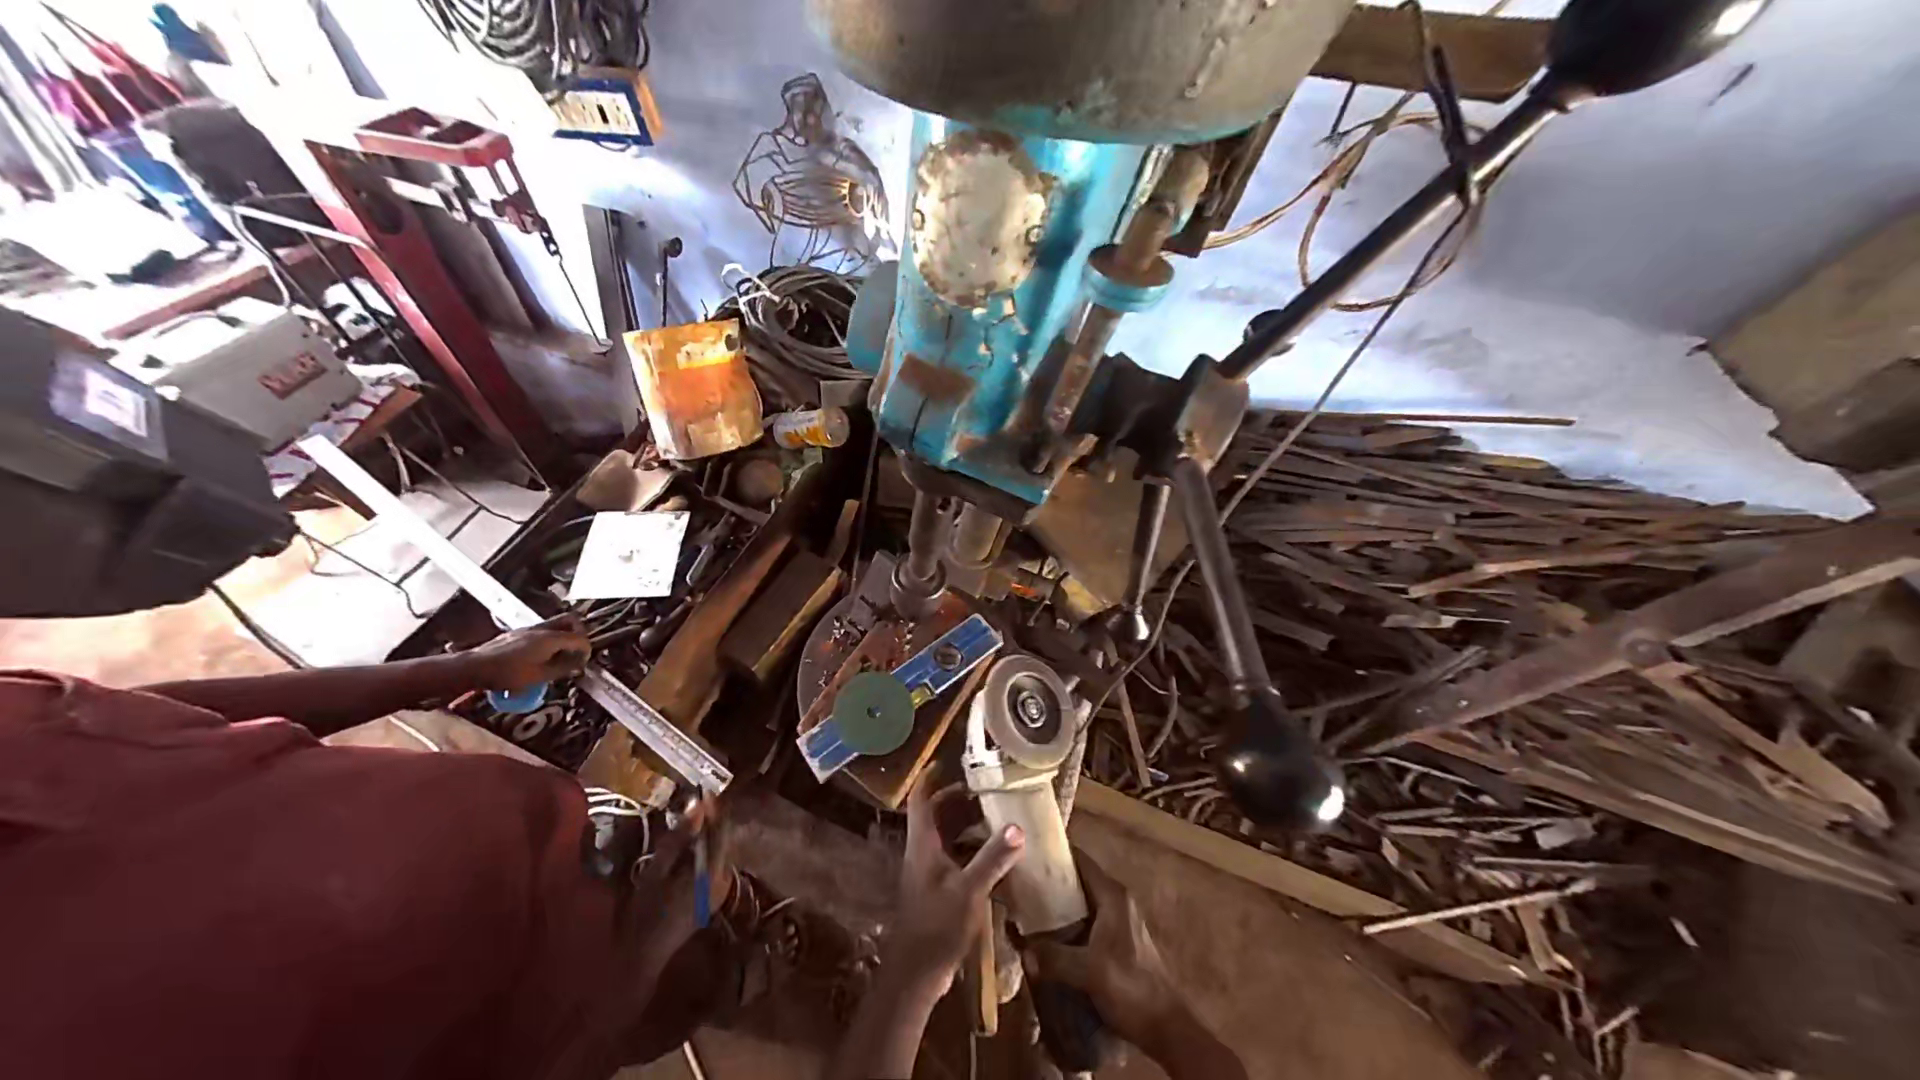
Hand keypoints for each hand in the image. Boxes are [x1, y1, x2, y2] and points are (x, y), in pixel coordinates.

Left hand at [465, 615, 591, 690]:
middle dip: (579, 633)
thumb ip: (563, 668)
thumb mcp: (540, 676)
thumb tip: (579, 664)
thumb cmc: (508, 674)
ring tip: (559, 655)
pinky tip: (540, 656)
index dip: (586, 650)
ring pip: (555, 625)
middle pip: (570, 620)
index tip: (583, 663)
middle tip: (578, 650)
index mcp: (551, 638)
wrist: (474, 667)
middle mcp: (542, 629)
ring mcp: (528, 629)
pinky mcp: (517, 633)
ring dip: (563, 636)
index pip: (579, 638)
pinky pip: (542, 631)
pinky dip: (549, 639)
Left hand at [881, 779, 1025, 1001]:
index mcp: (923, 844)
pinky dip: (970, 849)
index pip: (921, 799)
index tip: (944, 760)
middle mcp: (922, 853)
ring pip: (945, 837)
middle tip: (983, 787)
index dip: (929, 777)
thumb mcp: (969, 890)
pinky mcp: (937, 892)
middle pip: (935, 815)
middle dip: (956, 799)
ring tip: (994, 814)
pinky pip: (953, 857)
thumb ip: (992, 859)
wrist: (915, 974)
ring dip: (965, 824)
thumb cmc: (936, 926)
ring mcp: (928, 873)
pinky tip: (992, 855)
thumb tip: (1017, 827)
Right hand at [1022, 852, 1185, 1055]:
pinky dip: (1066, 924)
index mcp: (1112, 895)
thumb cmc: (1131, 988)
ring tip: (1025, 909)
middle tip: (1019, 884)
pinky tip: (1047, 938)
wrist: (1166, 1026)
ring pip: (1081, 903)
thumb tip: (1023, 951)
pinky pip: (1085, 921)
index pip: (1080, 860)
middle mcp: (1116, 901)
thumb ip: (1054, 958)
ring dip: (1057, 906)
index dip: (1054, 854)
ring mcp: (1118, 921)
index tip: (1028, 854)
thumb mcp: (1089, 971)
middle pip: (1078, 880)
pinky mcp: (1117, 941)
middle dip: (1050, 881)